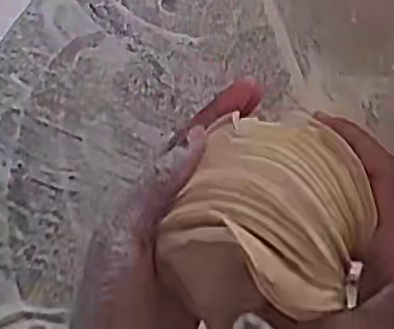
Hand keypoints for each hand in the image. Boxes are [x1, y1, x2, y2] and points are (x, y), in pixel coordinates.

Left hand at [73, 78, 265, 328]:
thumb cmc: (106, 304)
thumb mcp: (121, 237)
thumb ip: (154, 189)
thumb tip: (195, 138)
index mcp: (153, 196)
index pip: (189, 142)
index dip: (218, 111)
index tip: (249, 88)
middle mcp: (178, 212)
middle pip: (217, 160)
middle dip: (244, 130)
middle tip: (276, 108)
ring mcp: (198, 242)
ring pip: (234, 193)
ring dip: (257, 169)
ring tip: (287, 150)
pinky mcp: (217, 277)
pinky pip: (246, 239)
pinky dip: (265, 221)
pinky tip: (286, 214)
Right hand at [296, 116, 393, 327]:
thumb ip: (281, 296)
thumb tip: (234, 267)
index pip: (385, 174)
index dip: (352, 139)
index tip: (314, 122)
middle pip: (379, 186)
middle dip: (340, 157)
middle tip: (297, 143)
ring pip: (372, 212)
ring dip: (339, 187)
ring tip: (297, 173)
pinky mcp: (393, 296)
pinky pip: (366, 239)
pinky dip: (339, 219)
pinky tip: (306, 227)